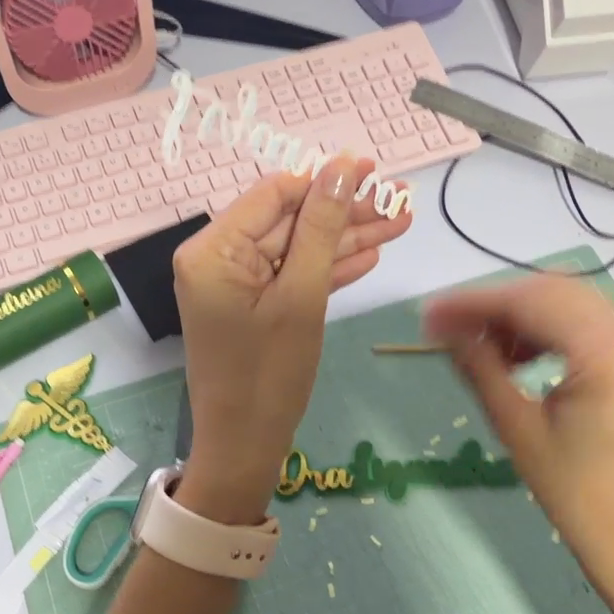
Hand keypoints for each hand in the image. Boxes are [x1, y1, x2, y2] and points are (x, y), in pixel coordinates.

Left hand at [174, 155, 411, 523]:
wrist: (245, 446)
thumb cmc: (270, 374)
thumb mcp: (302, 296)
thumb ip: (322, 228)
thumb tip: (341, 167)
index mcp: (213, 250)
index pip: (275, 195)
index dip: (326, 181)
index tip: (374, 171)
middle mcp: (216, 260)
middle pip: (289, 221)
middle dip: (344, 214)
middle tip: (400, 203)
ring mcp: (233, 286)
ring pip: (296, 250)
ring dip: (345, 240)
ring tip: (400, 224)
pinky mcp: (250, 309)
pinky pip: (291, 278)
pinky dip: (327, 270)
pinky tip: (369, 255)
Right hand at [423, 275, 613, 607]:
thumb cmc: (578, 496)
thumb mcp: (519, 430)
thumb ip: (481, 368)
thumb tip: (446, 330)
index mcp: (609, 350)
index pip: (531, 301)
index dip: (474, 303)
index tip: (428, 315)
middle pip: (553, 293)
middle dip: (494, 306)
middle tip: (444, 329)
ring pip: (571, 304)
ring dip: (521, 318)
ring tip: (478, 350)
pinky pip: (591, 325)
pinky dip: (550, 332)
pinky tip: (518, 357)